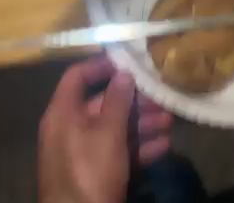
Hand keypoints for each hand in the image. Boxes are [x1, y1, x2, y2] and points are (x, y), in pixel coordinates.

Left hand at [38, 56, 174, 202]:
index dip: (101, 64)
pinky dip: (139, 148)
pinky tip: (164, 145)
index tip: (129, 59)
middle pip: (103, 102)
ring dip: (142, 123)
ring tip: (170, 120)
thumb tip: (124, 73)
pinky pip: (117, 151)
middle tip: (162, 95)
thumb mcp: (108, 133)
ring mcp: (82, 153)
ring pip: (115, 128)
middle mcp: (70, 129)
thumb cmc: (90, 171)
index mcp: (63, 114)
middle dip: (135, 100)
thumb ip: (118, 100)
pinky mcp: (95, 174)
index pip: (77, 76)